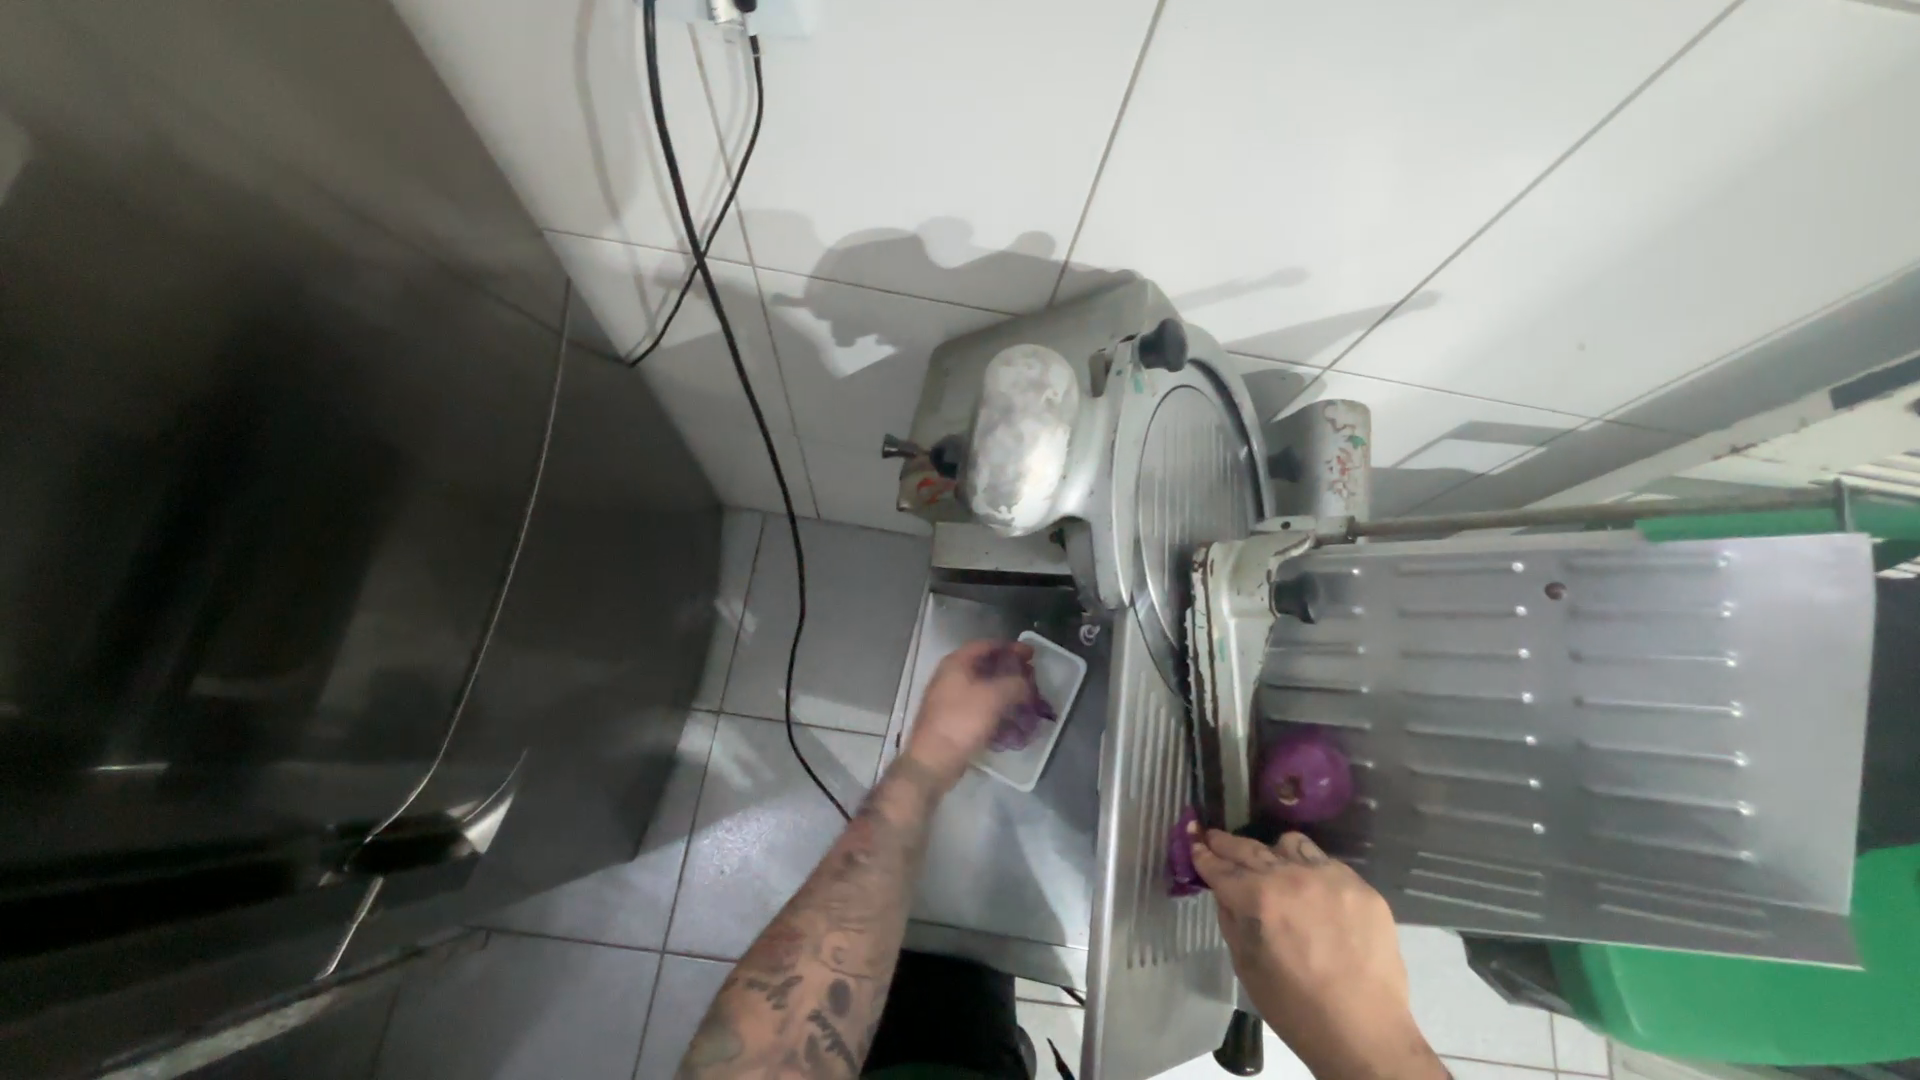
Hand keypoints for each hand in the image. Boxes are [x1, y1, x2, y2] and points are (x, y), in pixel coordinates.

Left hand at [902, 639, 1034, 792]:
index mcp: (957, 663)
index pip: (987, 645)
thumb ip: (1015, 683)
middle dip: (1013, 676)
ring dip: (1008, 698)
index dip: (1012, 647)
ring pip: (987, 692)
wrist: (933, 760)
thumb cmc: (962, 721)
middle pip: (988, 668)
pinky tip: (1014, 729)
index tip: (1032, 655)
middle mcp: (952, 677)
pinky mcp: (955, 721)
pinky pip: (982, 712)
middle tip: (1033, 683)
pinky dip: (999, 716)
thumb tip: (1026, 682)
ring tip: (1029, 709)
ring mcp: (952, 700)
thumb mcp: (994, 697)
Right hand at [1190, 827, 1445, 1079]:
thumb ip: (1230, 919)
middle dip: (1226, 844)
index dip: (1203, 854)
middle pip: (1250, 848)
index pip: (1220, 867)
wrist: (1365, 1033)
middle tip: (1214, 839)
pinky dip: (1311, 872)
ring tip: (1272, 867)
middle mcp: (1291, 877)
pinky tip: (1312, 893)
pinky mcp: (1361, 887)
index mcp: (1258, 898)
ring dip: (1273, 852)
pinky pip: (1327, 865)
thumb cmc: (1295, 1008)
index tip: (1195, 843)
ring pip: (1291, 845)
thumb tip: (1224, 891)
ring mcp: (1330, 878)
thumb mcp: (1245, 965)